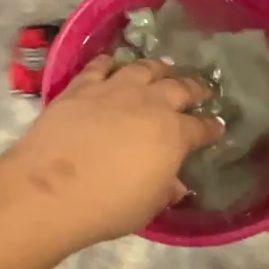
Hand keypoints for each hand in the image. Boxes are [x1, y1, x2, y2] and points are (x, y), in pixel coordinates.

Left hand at [0, 55, 224, 246]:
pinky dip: (108, 62)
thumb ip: (165, 189)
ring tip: (163, 67)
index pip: (200, 127)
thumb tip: (176, 183)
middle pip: (177, 88)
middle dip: (192, 88)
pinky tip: (112, 62)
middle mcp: (148, 103)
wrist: (51, 190)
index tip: (217, 126)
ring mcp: (113, 90)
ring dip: (156, 67)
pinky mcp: (80, 87)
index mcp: (173, 134)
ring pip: (142, 68)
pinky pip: (99, 66)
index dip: (211, 127)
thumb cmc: (108, 206)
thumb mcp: (148, 206)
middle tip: (200, 88)